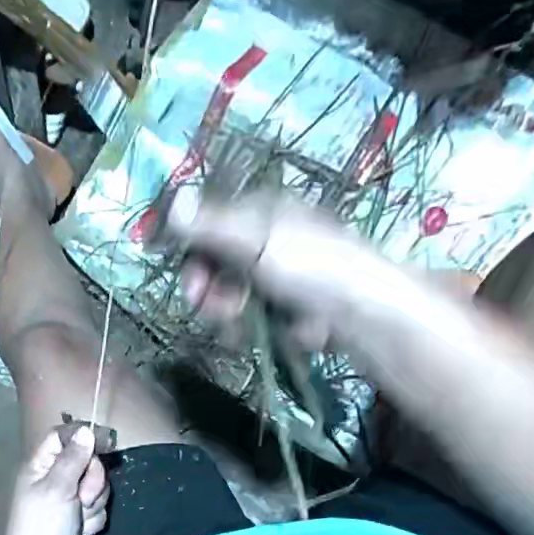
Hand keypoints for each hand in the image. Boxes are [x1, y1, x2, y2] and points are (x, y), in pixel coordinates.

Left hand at [0, 425, 108, 534]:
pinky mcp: (83, 516)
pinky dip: (94, 519)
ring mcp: (70, 498)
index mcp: (39, 466)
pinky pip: (100, 506)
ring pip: (98, 485)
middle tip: (81, 497)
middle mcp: (54, 478)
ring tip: (78, 519)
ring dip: (93, 503)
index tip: (106, 440)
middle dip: (92, 480)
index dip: (83, 435)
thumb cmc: (42, 528)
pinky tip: (82, 532)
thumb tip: (86, 430)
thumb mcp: (56, 488)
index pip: (62, 436)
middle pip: (88, 460)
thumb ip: (73, 458)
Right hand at [162, 187, 481, 357]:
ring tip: (239, 322)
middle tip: (210, 306)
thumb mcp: (258, 240)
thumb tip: (173, 200)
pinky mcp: (279, 311)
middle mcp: (263, 241)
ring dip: (223, 312)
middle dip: (207, 288)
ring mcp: (271, 278)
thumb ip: (211, 227)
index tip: (182, 276)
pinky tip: (251, 334)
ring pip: (225, 297)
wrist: (360, 312)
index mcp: (259, 212)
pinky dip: (243, 328)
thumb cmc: (312, 265)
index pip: (207, 225)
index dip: (188, 250)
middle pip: (212, 266)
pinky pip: (244, 320)